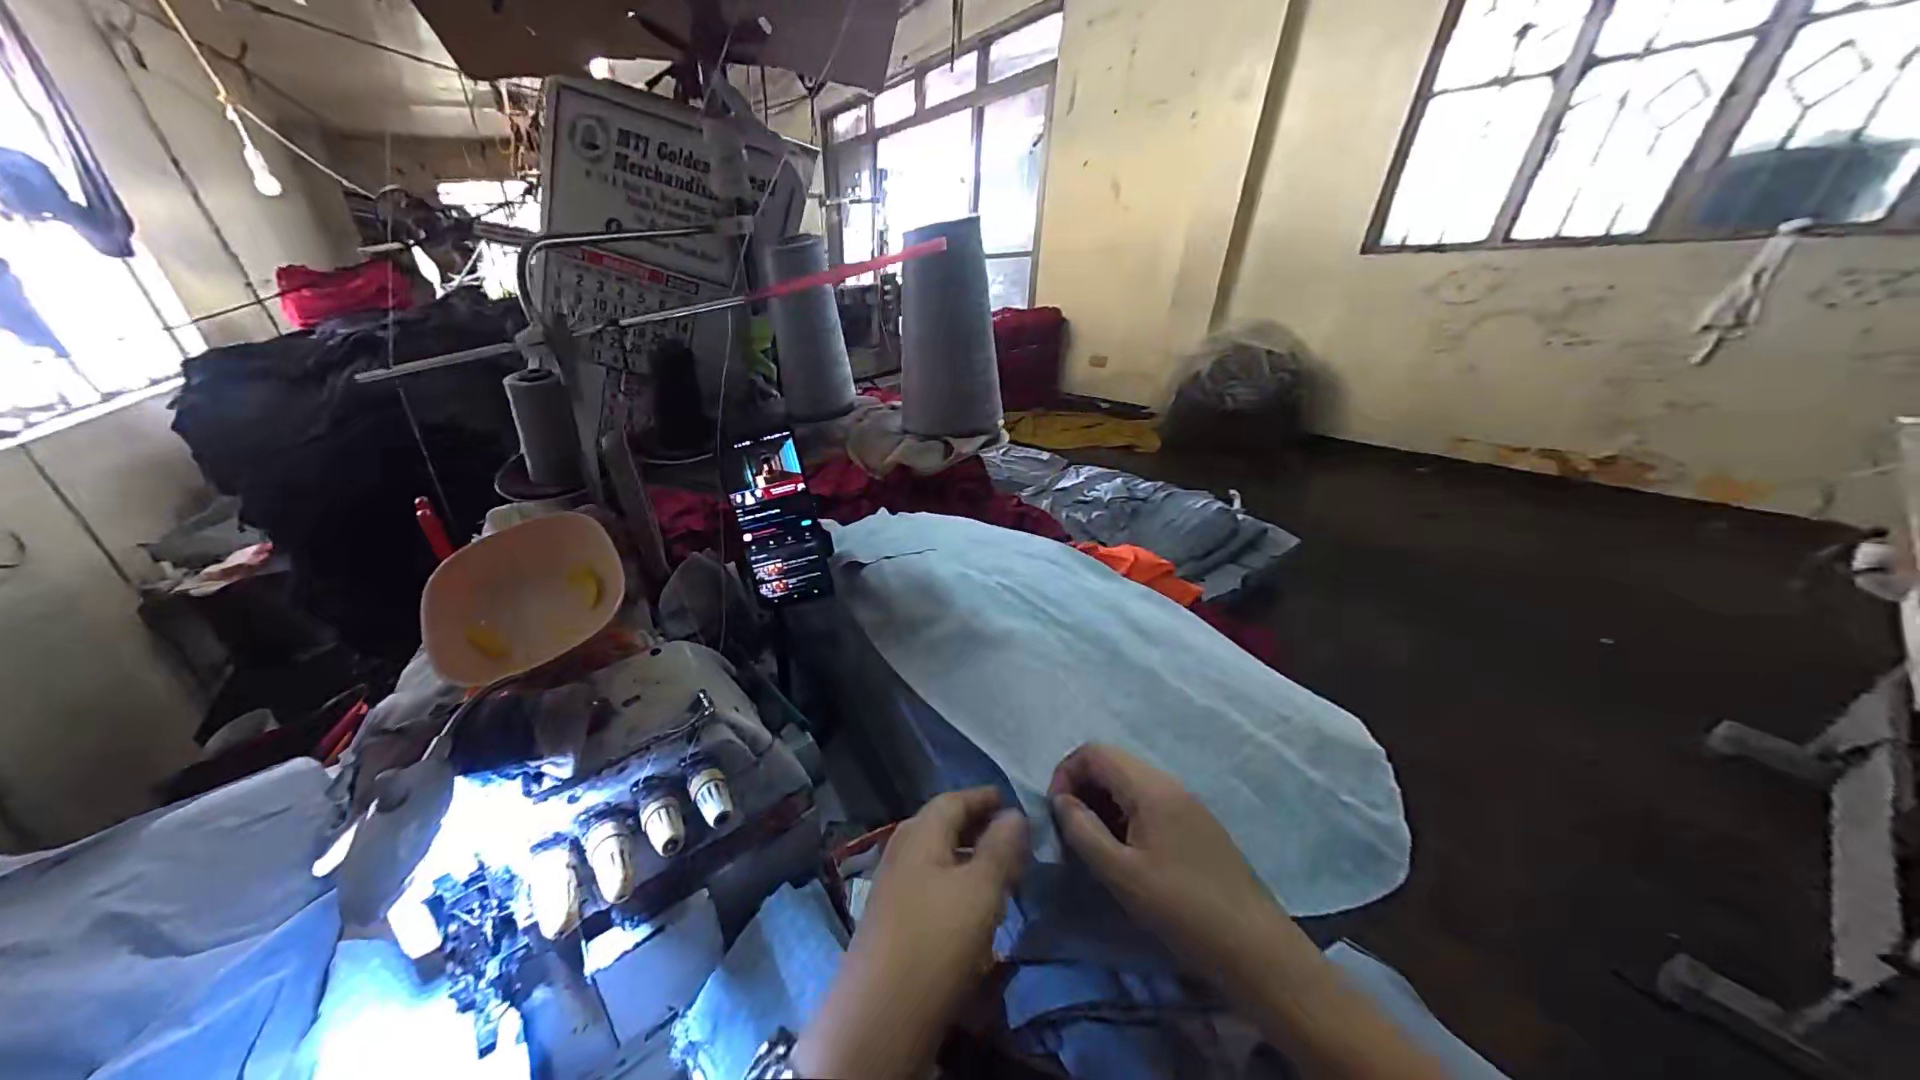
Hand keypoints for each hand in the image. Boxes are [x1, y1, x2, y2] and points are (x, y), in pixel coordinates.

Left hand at [795, 788, 1026, 1079]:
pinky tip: (974, 906)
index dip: (983, 798)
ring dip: (968, 856)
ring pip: (937, 857)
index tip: (1010, 800)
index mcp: (919, 833)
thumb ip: (1001, 847)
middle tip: (1011, 835)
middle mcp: (901, 851)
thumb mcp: (981, 889)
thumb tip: (1014, 814)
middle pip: (942, 826)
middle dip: (977, 826)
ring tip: (1000, 870)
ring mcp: (893, 886)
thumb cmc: (937, 939)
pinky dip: (956, 883)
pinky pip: (931, 884)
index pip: (953, 800)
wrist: (880, 1015)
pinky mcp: (894, 920)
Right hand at [1052, 746, 1449, 1079]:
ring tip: (1093, 842)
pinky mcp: (1196, 823)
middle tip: (1071, 828)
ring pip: (1131, 781)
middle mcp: (1170, 783)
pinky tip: (1125, 849)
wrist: (1252, 946)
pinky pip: (1150, 800)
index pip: (1094, 751)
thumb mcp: (1119, 873)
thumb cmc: (1179, 908)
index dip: (1066, 773)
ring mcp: (1187, 802)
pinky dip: (1125, 812)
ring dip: (1103, 800)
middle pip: (1113, 761)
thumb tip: (1061, 801)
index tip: (1056, 811)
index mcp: (1151, 787)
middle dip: (1082, 785)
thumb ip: (1082, 830)